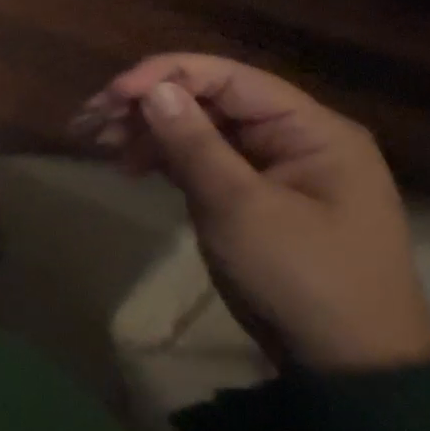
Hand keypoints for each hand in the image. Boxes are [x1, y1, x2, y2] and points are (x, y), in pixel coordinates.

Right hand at [77, 54, 429, 372]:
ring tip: (95, 142)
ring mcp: (270, 166)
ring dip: (143, 129)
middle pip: (206, 98)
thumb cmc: (300, 274)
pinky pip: (196, 157)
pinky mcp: (247, 192)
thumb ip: (195, 144)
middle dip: (144, 103)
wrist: (342, 355)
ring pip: (194, 127)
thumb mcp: (240, 206)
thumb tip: (152, 90)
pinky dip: (157, 156)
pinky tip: (124, 165)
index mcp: (311, 130)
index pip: (227, 78)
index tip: (107, 97)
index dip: (162, 75)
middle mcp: (292, 137)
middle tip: (86, 122)